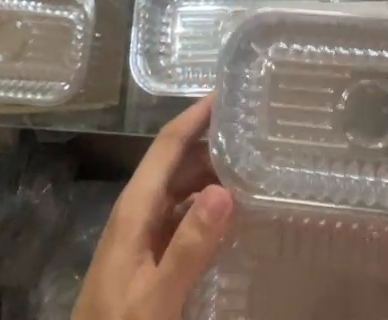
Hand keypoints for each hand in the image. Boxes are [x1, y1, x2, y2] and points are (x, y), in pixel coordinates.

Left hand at [73, 96, 234, 319]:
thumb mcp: (156, 296)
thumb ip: (189, 246)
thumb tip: (225, 189)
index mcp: (134, 208)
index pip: (166, 146)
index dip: (194, 116)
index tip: (226, 91)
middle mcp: (138, 211)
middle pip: (177, 162)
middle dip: (210, 140)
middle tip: (253, 126)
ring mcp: (143, 234)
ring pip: (181, 189)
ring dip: (212, 172)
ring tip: (252, 162)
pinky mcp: (151, 256)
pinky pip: (182, 216)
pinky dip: (208, 205)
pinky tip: (233, 211)